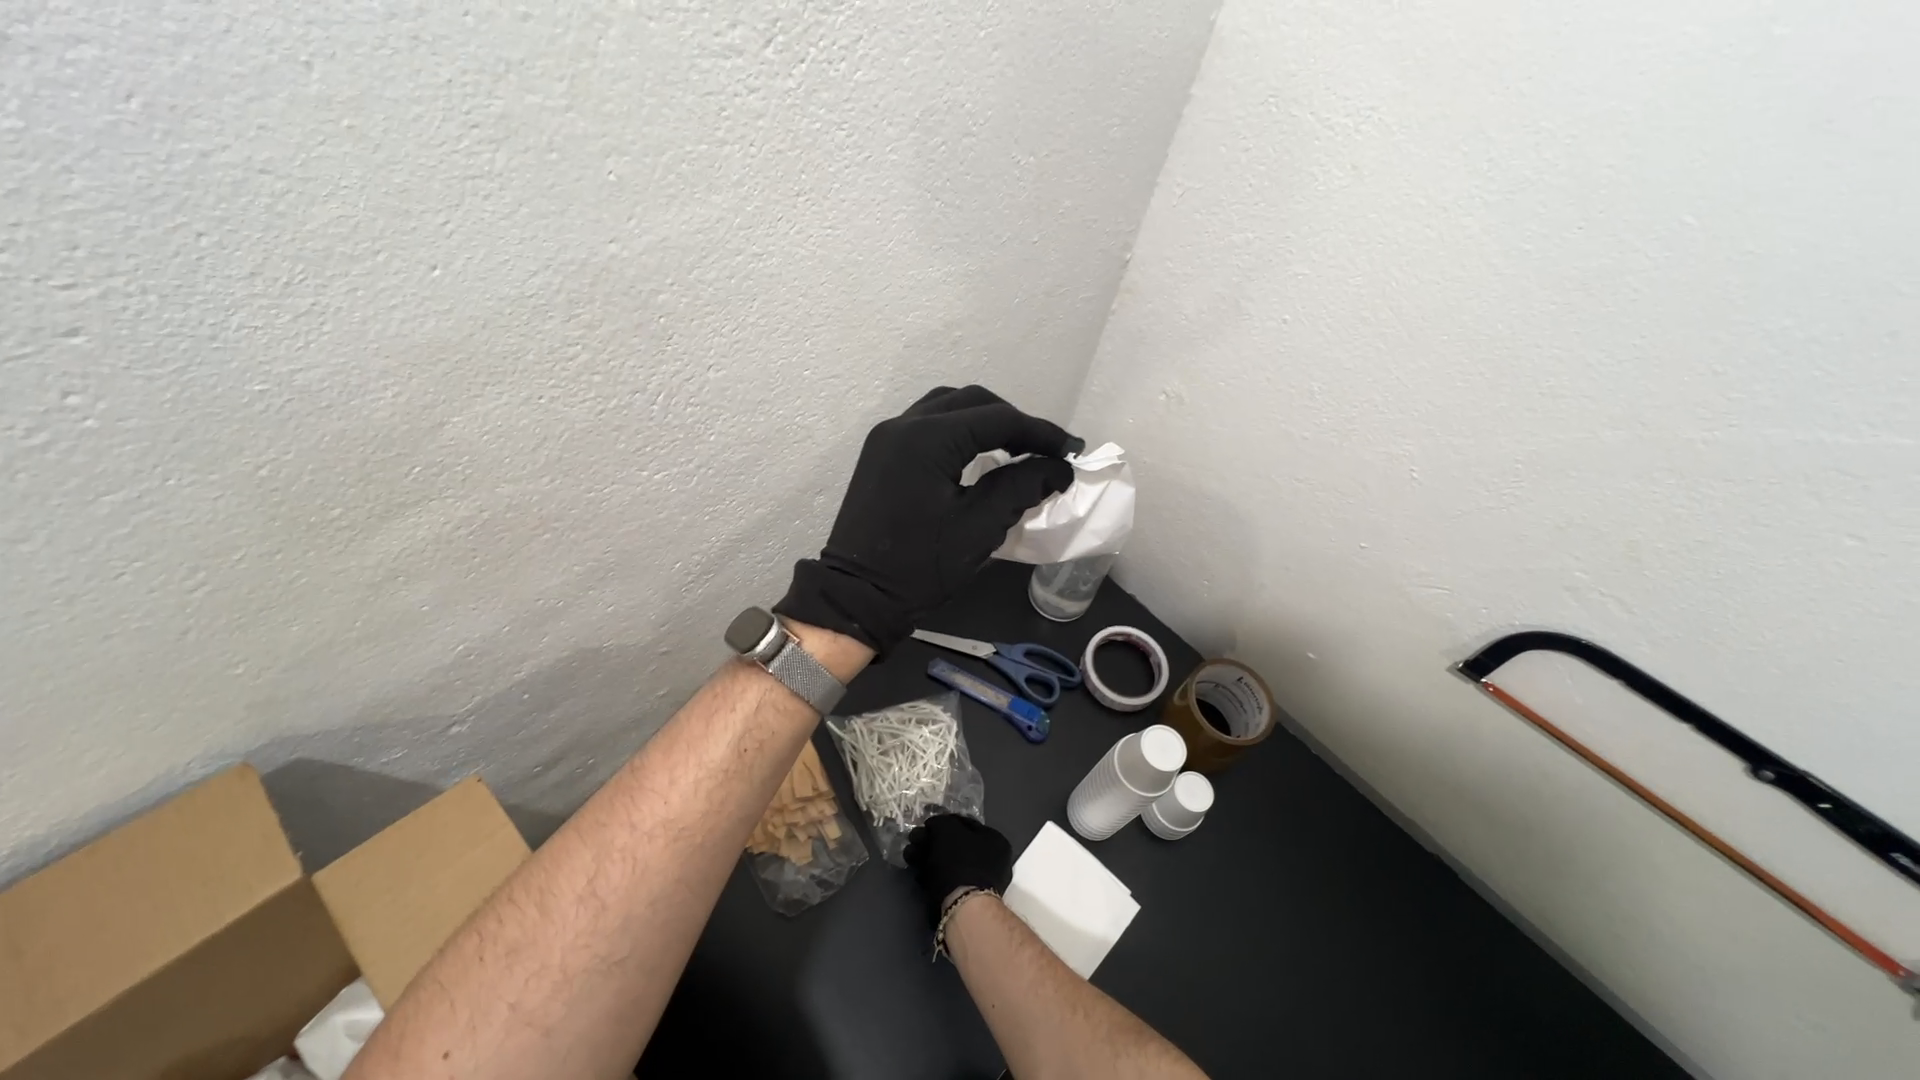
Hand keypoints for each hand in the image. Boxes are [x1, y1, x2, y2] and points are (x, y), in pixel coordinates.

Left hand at [776, 386, 1078, 653]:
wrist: (857, 598)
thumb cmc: (919, 566)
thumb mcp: (980, 527)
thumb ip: (1022, 487)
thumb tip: (1058, 468)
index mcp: (927, 439)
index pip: (997, 418)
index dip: (1040, 432)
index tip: (1071, 451)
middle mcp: (903, 425)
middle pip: (972, 402)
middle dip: (1013, 421)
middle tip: (1044, 451)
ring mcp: (887, 438)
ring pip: (946, 408)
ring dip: (984, 421)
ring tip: (1015, 449)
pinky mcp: (880, 454)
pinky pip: (927, 425)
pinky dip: (958, 431)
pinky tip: (978, 456)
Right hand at [903, 813, 1013, 927]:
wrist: (961, 907)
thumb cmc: (958, 861)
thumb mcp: (947, 829)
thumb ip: (940, 822)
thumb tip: (935, 825)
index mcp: (995, 841)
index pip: (966, 823)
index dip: (943, 822)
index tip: (925, 825)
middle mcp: (992, 861)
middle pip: (955, 845)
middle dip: (932, 842)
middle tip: (913, 840)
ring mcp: (980, 882)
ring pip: (948, 863)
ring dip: (928, 858)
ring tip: (909, 856)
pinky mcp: (966, 900)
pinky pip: (947, 881)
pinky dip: (932, 876)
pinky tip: (918, 874)